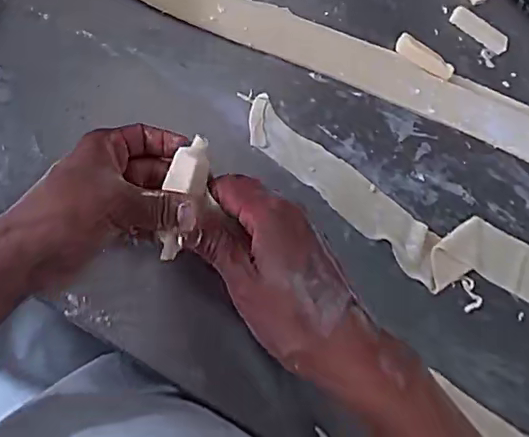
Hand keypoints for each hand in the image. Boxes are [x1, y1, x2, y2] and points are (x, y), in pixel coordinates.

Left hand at [0, 124, 189, 291]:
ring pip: (143, 195)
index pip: (144, 136)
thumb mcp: (117, 202)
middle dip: (172, 180)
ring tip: (191, 218)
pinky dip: (151, 224)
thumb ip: (157, 207)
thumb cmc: (68, 212)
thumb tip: (191, 211)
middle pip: (147, 167)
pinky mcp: (102, 222)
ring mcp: (104, 195)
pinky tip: (170, 234)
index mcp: (105, 147)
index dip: (169, 143)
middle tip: (200, 194)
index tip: (193, 156)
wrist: (25, 254)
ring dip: (165, 206)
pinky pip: (135, 217)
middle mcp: (106, 166)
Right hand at [180, 177, 478, 435]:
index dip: (202, 194)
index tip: (184, 213)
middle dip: (217, 205)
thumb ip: (214, 244)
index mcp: (269, 212)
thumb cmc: (291, 318)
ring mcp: (300, 221)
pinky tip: (246, 255)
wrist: (344, 344)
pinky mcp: (307, 237)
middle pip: (243, 190)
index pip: (227, 183)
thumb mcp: (243, 283)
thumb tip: (186, 217)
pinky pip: (273, 218)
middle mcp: (287, 207)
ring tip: (216, 247)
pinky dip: (254, 227)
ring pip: (258, 204)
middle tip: (195, 232)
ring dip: (235, 217)